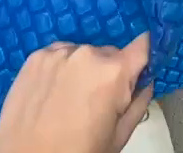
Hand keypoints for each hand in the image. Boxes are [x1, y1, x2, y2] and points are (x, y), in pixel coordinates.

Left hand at [0, 34, 153, 152]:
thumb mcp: (117, 138)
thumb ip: (138, 104)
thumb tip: (146, 82)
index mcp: (113, 72)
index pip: (144, 45)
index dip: (145, 56)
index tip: (141, 68)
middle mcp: (87, 52)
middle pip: (110, 54)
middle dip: (109, 73)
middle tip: (96, 103)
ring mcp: (59, 51)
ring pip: (83, 54)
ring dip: (82, 70)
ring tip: (68, 101)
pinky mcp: (35, 56)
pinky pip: (59, 55)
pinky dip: (60, 69)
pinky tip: (51, 94)